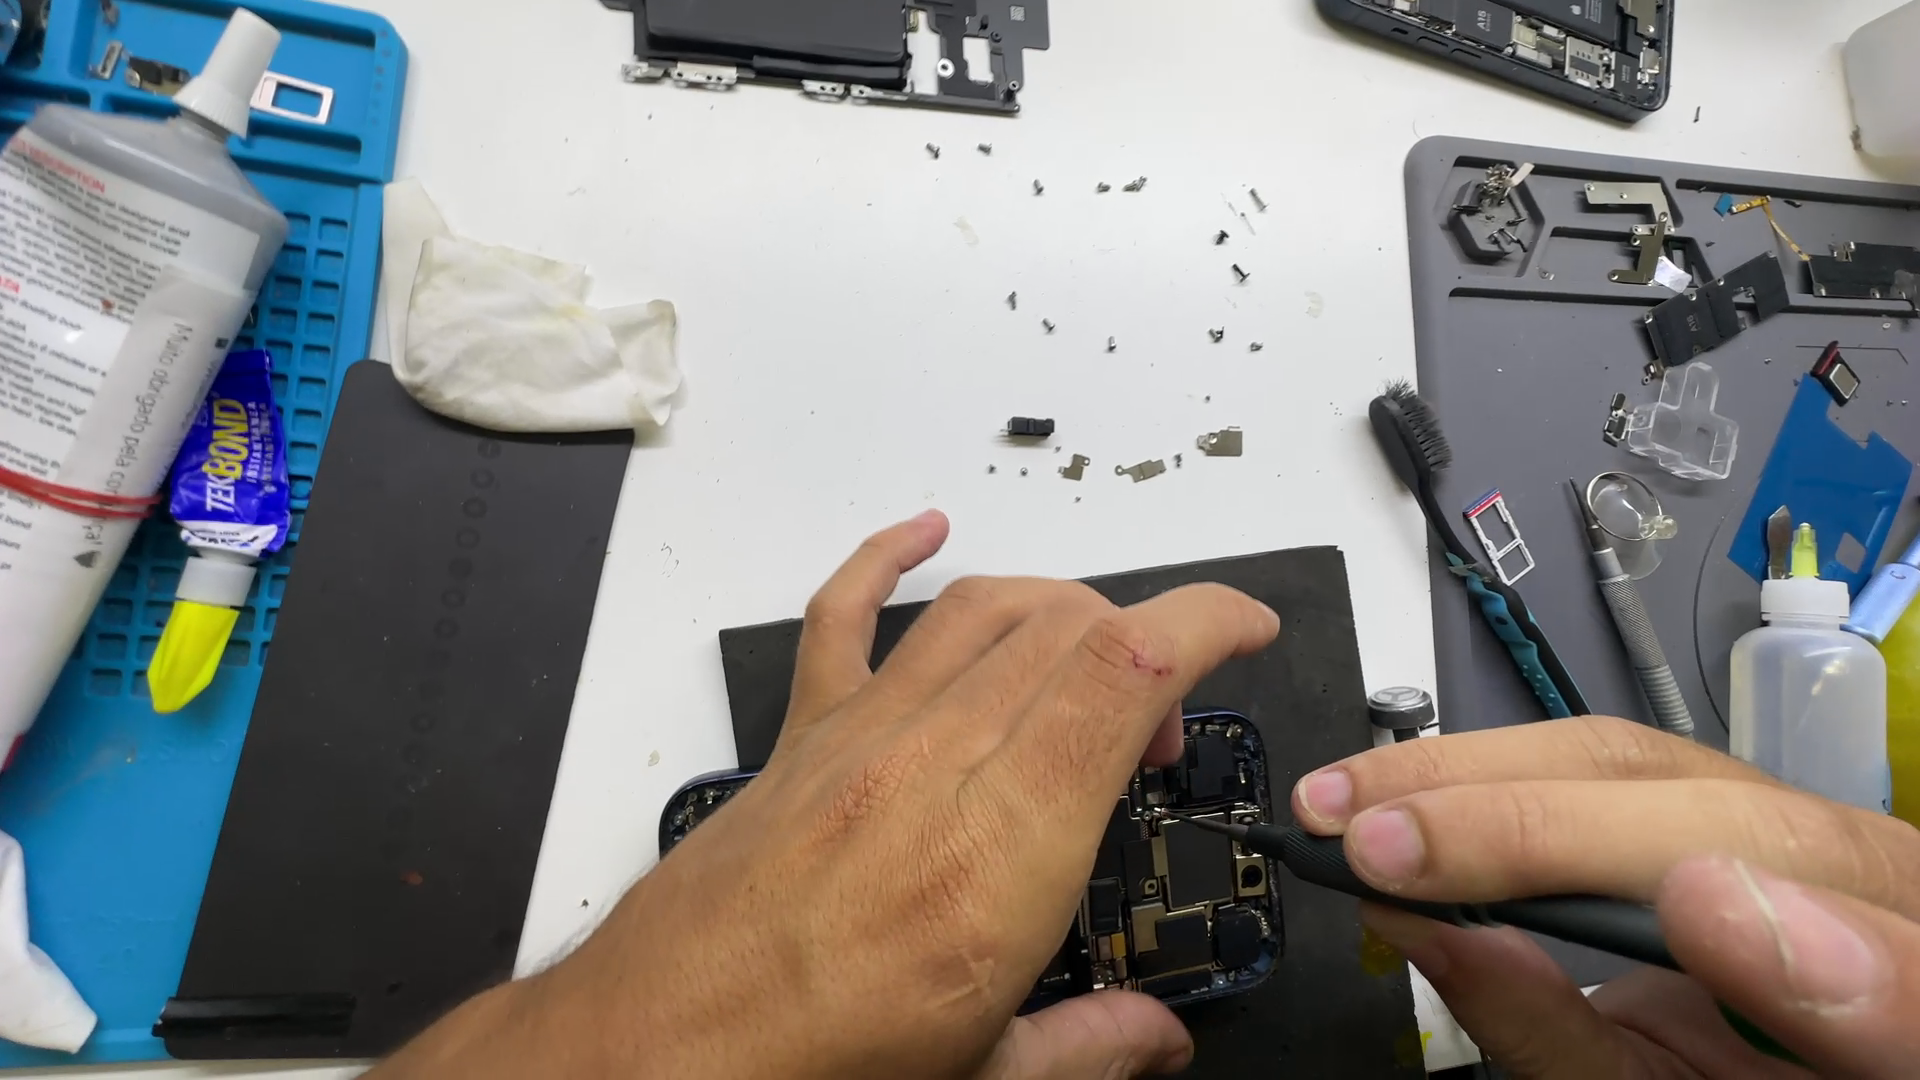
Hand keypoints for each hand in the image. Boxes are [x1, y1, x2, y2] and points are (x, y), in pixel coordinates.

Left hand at [372, 511, 1279, 1079]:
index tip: (1244, 625)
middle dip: (1145, 643)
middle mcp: (937, 764)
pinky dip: (886, 555)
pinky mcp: (808, 726)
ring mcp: (864, 730)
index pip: (1119, 675)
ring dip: (1061, 612)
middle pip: (1065, 628)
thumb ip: (1090, 1051)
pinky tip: (925, 529)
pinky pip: (844, 610)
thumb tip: (1165, 1040)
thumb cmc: (814, 1069)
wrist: (653, 1052)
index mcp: (1001, 854)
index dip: (1200, 623)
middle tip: (1157, 724)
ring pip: (983, 609)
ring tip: (1087, 662)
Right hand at [1290, 716, 1919, 1077]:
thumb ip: (1555, 1033)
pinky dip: (1467, 767)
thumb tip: (1417, 925)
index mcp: (1916, 1015)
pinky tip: (1389, 782)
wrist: (1763, 1047)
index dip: (1822, 950)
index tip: (1695, 911)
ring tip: (1337, 797)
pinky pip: (1576, 757)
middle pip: (1724, 811)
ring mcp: (1781, 816)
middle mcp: (1875, 881)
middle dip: (1524, 818)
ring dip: (1459, 769)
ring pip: (1624, 754)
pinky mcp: (1684, 784)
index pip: (1906, 971)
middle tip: (1366, 839)